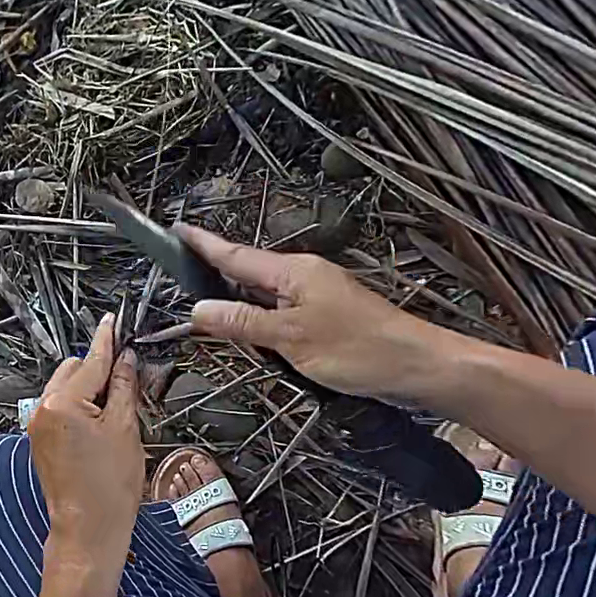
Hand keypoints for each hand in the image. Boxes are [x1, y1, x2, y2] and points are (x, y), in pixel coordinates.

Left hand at [28, 314, 143, 580]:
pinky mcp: (40, 439)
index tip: (112, 322)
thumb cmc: (108, 488)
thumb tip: (126, 361)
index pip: (91, 360)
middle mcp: (43, 409)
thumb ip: (124, 387)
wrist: (89, 529)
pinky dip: (80, 406)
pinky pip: (61, 407)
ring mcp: (38, 425)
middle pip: (75, 369)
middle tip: (128, 382)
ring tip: (116, 414)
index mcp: (62, 402)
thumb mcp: (125, 428)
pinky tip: (101, 425)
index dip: (107, 339)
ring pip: (67, 387)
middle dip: (100, 371)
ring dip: (90, 389)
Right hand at [175, 223, 468, 402]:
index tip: (178, 230)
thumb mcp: (292, 337)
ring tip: (207, 313)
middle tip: (181, 279)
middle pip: (245, 273)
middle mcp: (302, 276)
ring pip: (261, 294)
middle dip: (213, 275)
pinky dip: (258, 318)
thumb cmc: (362, 349)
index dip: (203, 243)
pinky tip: (251, 334)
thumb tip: (199, 309)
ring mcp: (313, 295)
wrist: (418, 366)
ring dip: (235, 301)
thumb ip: (243, 322)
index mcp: (293, 272)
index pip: (235, 254)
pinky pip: (278, 310)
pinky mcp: (322, 315)